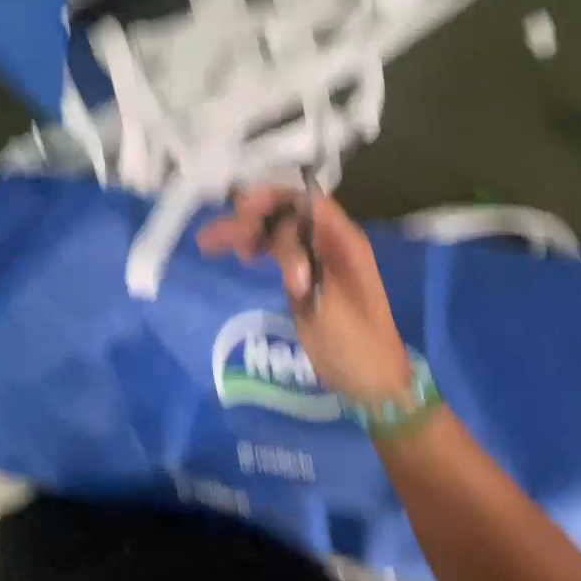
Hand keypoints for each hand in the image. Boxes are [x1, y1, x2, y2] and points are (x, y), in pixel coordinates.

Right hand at [198, 186, 413, 398]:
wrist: (371, 380)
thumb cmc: (358, 346)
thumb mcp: (331, 308)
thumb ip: (306, 268)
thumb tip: (278, 236)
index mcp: (344, 243)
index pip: (307, 203)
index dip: (274, 199)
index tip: (242, 211)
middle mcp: (329, 243)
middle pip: (286, 214)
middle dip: (252, 217)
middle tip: (217, 234)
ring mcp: (315, 260)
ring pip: (276, 233)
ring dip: (245, 232)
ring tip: (209, 241)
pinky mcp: (303, 280)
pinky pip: (276, 253)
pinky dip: (255, 249)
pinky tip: (237, 254)